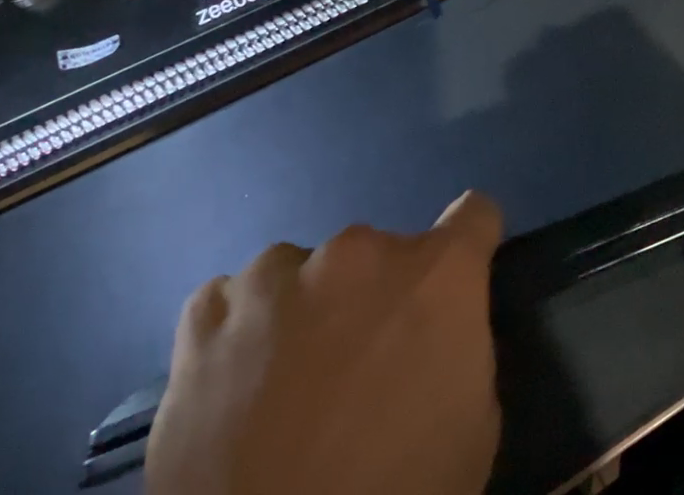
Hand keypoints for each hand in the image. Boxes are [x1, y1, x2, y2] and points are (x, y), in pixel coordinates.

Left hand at [145, 192, 504, 494]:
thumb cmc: (398, 490)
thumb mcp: (476, 430)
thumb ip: (464, 352)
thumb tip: (446, 337)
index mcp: (435, 275)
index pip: (476, 215)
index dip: (472, 245)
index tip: (460, 282)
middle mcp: (358, 252)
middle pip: (381, 254)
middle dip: (379, 298)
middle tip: (365, 369)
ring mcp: (275, 274)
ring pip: (305, 273)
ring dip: (308, 310)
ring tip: (292, 385)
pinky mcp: (207, 311)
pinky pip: (236, 301)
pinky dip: (243, 331)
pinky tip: (238, 388)